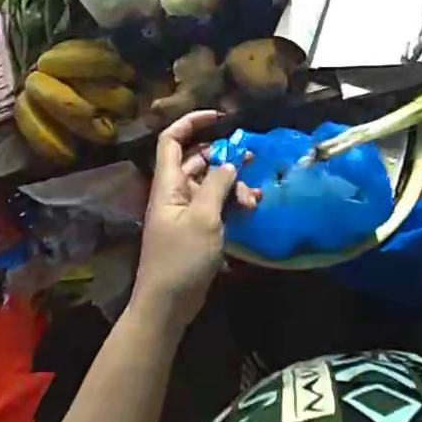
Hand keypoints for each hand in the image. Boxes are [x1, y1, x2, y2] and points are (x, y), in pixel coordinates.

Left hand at [130, 111, 256, 325]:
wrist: (168, 304)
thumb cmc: (181, 258)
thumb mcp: (204, 218)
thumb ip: (217, 185)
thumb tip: (229, 161)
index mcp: (168, 184)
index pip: (172, 140)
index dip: (192, 122)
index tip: (220, 117)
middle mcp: (175, 192)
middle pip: (197, 160)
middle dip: (224, 156)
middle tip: (252, 157)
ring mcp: (186, 211)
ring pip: (211, 184)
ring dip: (233, 184)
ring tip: (254, 198)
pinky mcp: (196, 229)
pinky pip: (215, 205)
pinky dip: (231, 203)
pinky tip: (251, 209)